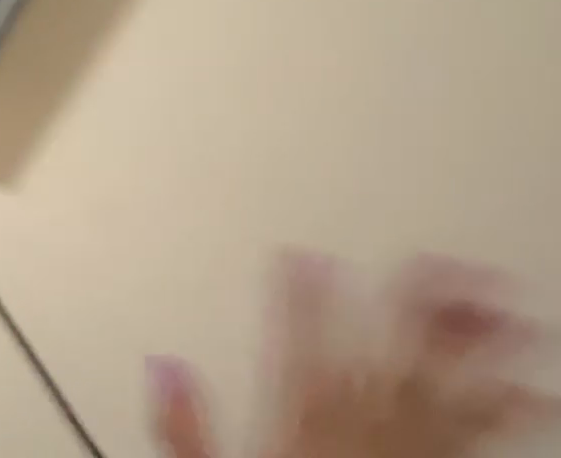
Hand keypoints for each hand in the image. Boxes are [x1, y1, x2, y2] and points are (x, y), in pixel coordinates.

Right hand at [150, 255, 555, 457]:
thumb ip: (186, 421)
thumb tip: (166, 366)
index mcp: (302, 425)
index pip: (298, 351)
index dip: (299, 298)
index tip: (304, 253)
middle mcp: (360, 435)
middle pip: (389, 367)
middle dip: (416, 314)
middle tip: (450, 265)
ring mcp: (405, 453)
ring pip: (445, 400)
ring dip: (476, 357)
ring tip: (511, 314)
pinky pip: (478, 441)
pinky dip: (503, 412)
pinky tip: (530, 392)